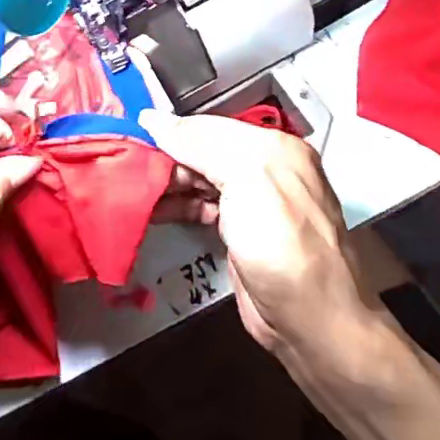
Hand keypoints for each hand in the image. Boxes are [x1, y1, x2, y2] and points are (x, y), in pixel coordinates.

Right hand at [136, 112, 375, 355]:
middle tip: (127, 167)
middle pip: (206, 151)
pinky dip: (180, 205)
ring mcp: (256, 202)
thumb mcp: (244, 176)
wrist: (312, 320)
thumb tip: (154, 119)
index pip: (212, 125)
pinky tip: (154, 210)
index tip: (133, 133)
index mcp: (275, 146)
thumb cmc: (281, 242)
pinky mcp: (243, 232)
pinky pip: (205, 205)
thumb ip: (201, 143)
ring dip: (169, 183)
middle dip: (168, 157)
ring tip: (132, 189)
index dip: (173, 129)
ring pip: (203, 179)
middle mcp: (267, 168)